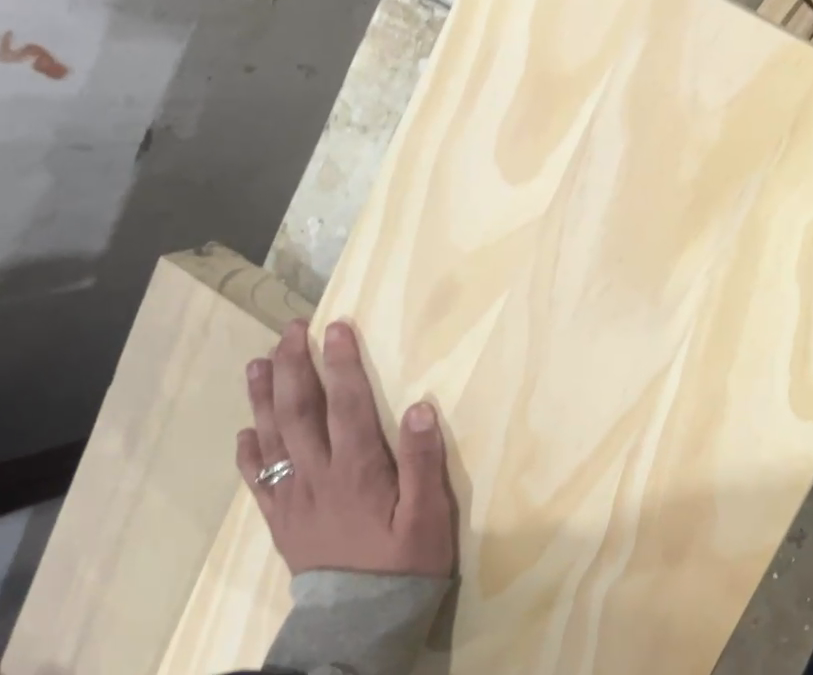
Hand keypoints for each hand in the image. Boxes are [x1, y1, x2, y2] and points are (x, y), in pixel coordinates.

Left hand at [237, 320, 455, 577]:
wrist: (362, 619)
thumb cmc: (408, 559)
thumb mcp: (430, 511)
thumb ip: (423, 459)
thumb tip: (420, 405)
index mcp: (358, 470)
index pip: (348, 404)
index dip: (342, 364)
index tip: (337, 327)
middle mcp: (318, 476)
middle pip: (299, 413)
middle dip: (294, 368)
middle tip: (292, 330)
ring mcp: (293, 497)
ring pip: (271, 438)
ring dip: (263, 397)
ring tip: (260, 362)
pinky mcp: (282, 518)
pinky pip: (257, 478)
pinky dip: (249, 450)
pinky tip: (247, 429)